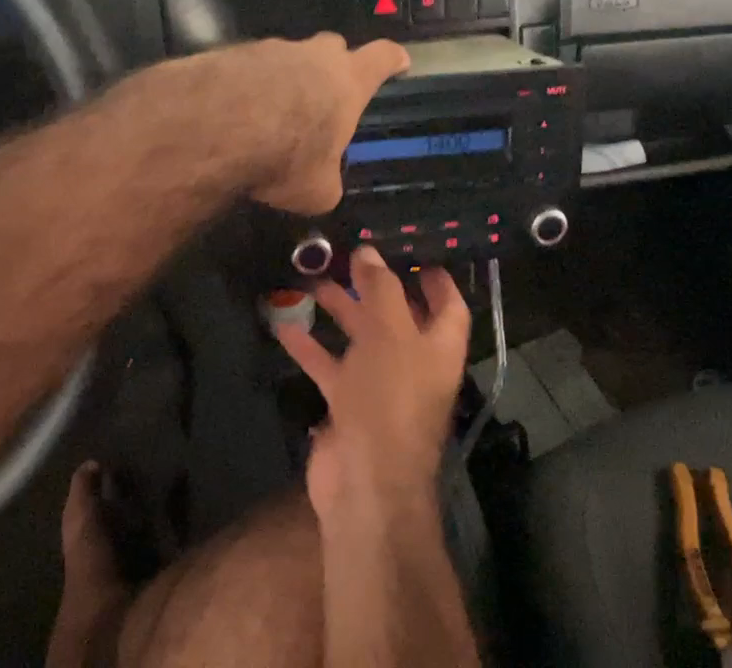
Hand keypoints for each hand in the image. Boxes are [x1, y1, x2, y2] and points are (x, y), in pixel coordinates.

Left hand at [234, 34, 409, 214]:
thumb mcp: (317, 190)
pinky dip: (248, 86)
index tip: (399, 61)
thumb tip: (322, 185)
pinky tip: (237, 112)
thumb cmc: (285, 157)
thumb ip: (327, 180)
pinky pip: (248, 68)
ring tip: (272, 112)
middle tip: (326, 91)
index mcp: (347, 81)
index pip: (382, 57)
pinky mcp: (229, 54)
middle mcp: (312, 56)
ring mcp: (268, 49)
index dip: (392, 59)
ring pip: (287, 58)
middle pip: (332, 47)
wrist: (213, 128)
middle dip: (333, 65)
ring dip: (285, 79)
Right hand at [275, 247, 470, 518]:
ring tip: (313, 280)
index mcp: (439, 347)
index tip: (410, 248)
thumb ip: (381, 289)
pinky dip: (310, 348)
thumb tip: (369, 251)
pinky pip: (329, 368)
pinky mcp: (348, 407)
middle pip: (397, 317)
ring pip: (361, 340)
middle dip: (374, 287)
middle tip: (347, 256)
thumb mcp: (390, 334)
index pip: (447, 303)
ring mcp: (380, 387)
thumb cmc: (391, 399)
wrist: (365, 483)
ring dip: (340, 312)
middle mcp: (414, 364)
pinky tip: (283, 325)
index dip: (434, 277)